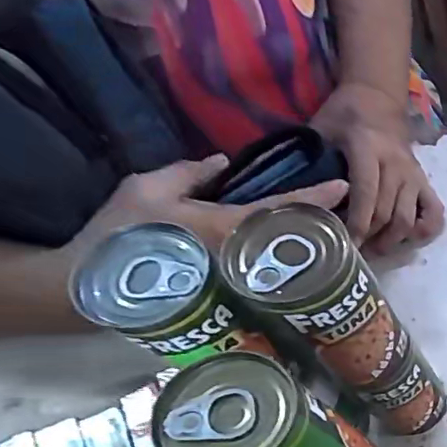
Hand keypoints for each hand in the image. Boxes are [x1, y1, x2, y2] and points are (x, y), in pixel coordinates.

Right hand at [59, 154, 350, 261]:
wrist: (98, 282)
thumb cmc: (121, 229)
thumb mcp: (148, 187)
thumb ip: (190, 172)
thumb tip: (224, 160)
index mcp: (227, 225)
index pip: (282, 208)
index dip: (315, 197)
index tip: (345, 187)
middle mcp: (242, 253)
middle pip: (293, 236)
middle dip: (321, 224)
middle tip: (347, 211)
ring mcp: (239, 274)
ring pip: (283, 253)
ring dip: (306, 240)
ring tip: (329, 226)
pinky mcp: (230, 287)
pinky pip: (265, 266)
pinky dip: (282, 254)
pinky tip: (294, 247)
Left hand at [310, 83, 444, 254]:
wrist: (378, 99)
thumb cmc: (344, 115)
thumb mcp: (321, 129)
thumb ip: (314, 161)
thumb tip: (304, 200)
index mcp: (368, 149)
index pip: (366, 194)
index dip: (357, 223)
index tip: (345, 243)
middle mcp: (395, 165)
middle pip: (387, 213)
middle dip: (370, 237)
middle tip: (353, 251)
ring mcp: (413, 175)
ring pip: (407, 220)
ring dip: (391, 240)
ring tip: (374, 250)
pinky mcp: (424, 182)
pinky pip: (434, 213)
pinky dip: (425, 230)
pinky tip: (408, 238)